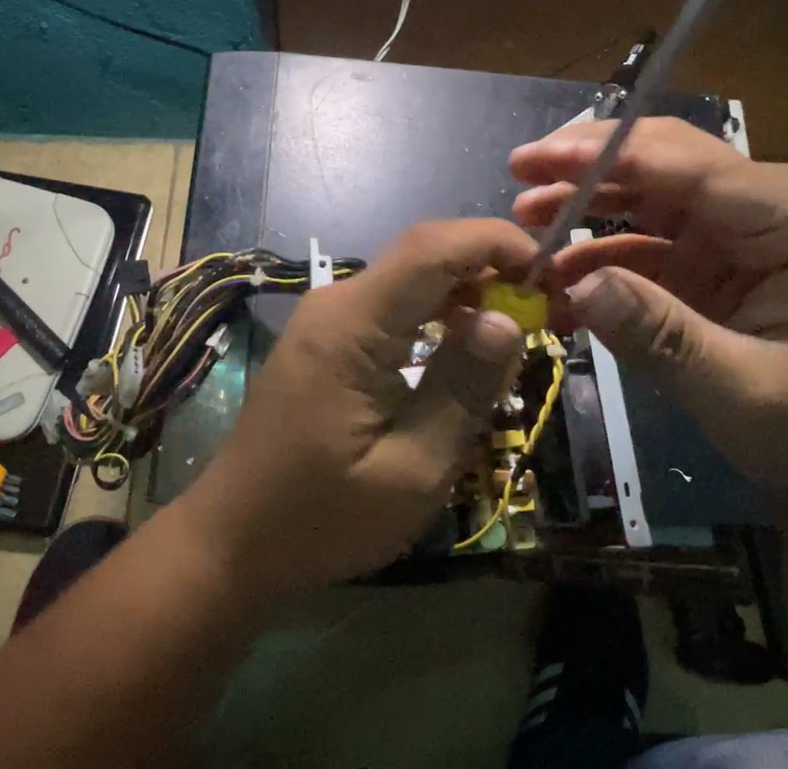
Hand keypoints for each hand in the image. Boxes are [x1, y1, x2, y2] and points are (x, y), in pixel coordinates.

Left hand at [174, 219, 535, 599]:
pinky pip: (393, 310)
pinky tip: (466, 353)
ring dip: (469, 295)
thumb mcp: (412, 469)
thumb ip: (463, 388)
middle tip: (549, 312)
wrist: (234, 543)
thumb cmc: (323, 518)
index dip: (497, 244)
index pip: (433, 247)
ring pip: (412, 281)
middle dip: (492, 270)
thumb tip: (508, 319)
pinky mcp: (327, 343)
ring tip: (519, 333)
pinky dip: (438, 318)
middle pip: (425, 256)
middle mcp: (337, 304)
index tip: (553, 275)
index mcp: (352, 324)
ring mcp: (327, 321)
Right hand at [510, 118, 787, 503]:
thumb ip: (661, 335)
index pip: (697, 168)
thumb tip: (575, 283)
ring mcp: (736, 243)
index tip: (541, 157)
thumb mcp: (744, 391)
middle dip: (592, 167)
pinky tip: (557, 282)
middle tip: (520, 172)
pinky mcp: (711, 275)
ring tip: (526, 224)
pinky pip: (645, 251)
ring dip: (588, 208)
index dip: (613, 156)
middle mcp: (767, 216)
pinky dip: (599, 262)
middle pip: (670, 166)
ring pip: (650, 201)